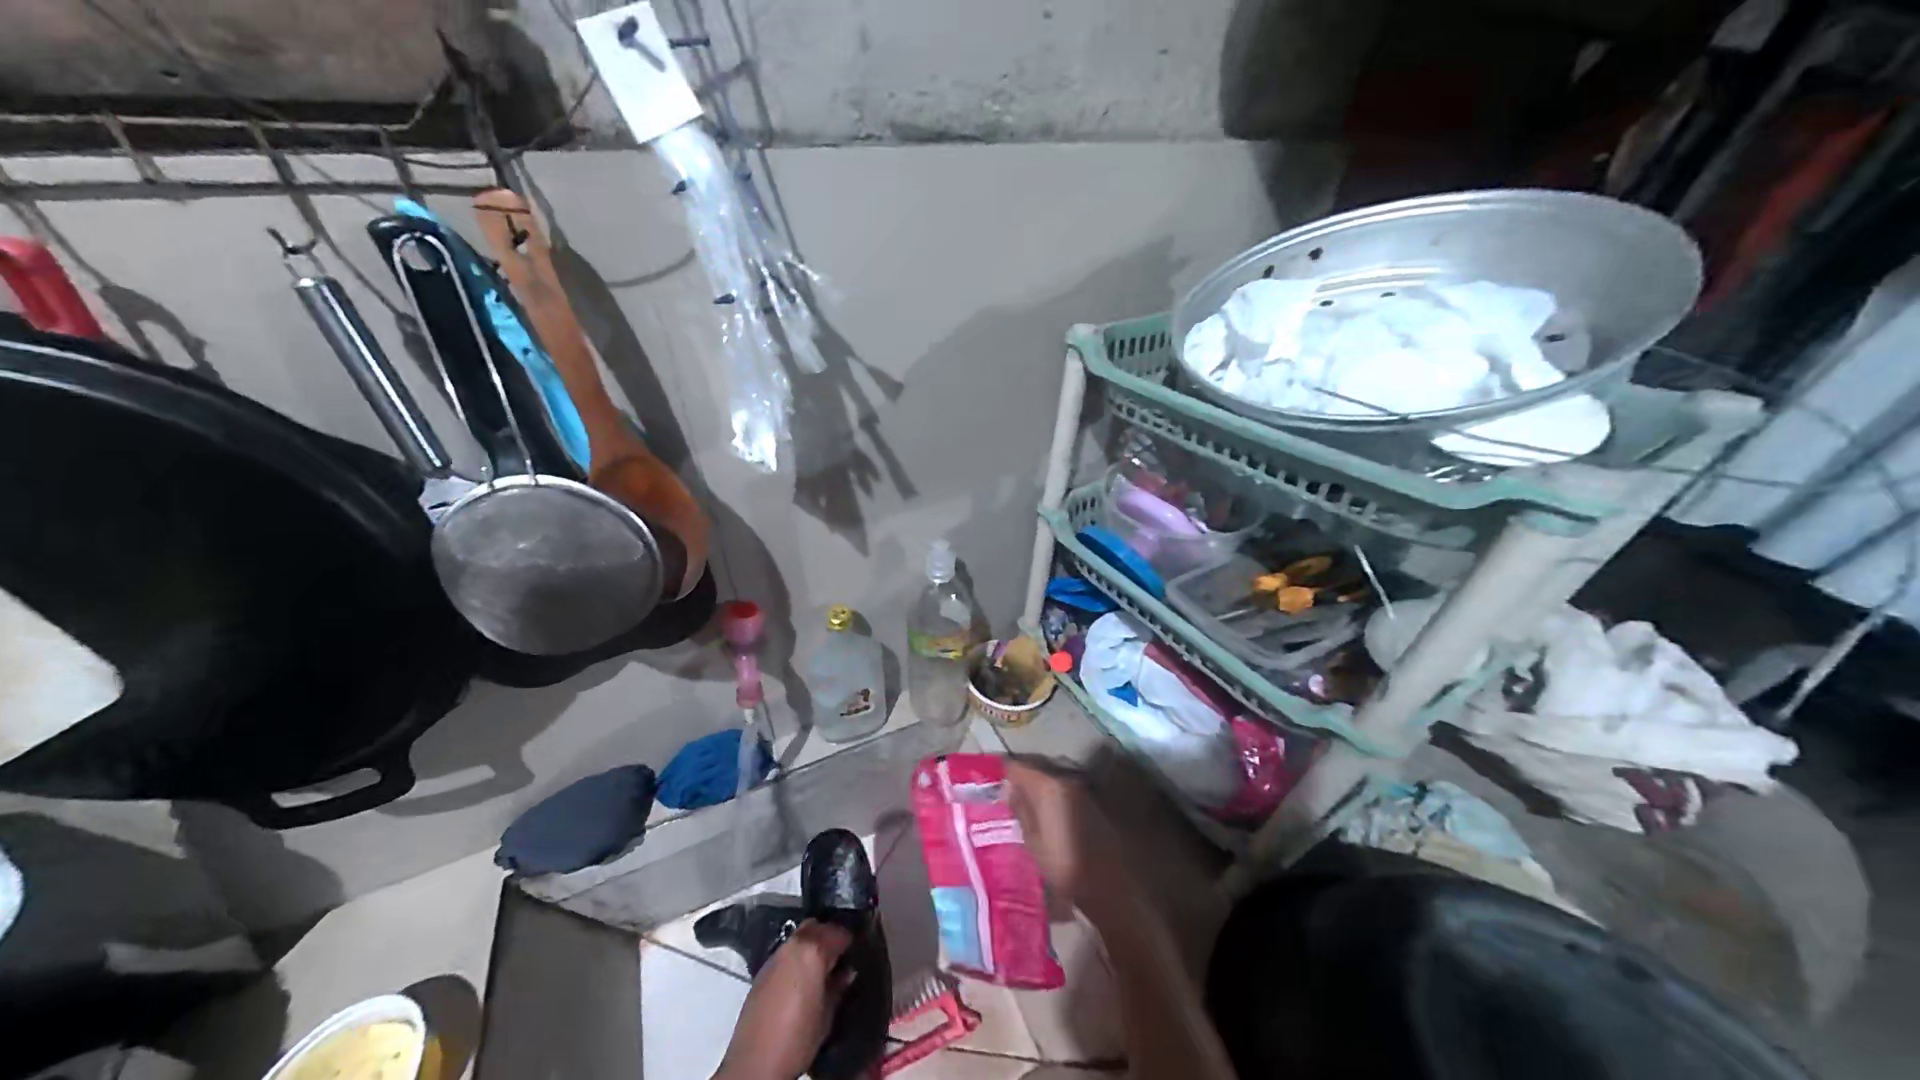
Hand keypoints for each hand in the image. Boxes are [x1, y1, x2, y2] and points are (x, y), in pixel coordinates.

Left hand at [715, 920, 853, 1079]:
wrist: (755, 1064)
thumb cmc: (798, 1038)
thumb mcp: (827, 1016)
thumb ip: (838, 987)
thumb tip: (846, 972)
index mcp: (812, 951)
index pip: (838, 932)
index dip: (849, 941)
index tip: (855, 952)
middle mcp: (792, 946)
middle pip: (815, 926)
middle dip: (828, 936)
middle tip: (839, 957)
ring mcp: (774, 958)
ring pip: (798, 937)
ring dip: (811, 945)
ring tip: (821, 969)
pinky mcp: (761, 972)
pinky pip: (785, 953)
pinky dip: (796, 958)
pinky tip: (800, 981)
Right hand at [1004, 760, 1132, 914]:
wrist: (1109, 887)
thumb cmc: (1065, 867)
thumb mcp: (1033, 842)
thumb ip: (1020, 809)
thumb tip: (1008, 787)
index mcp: (1049, 787)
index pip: (1017, 766)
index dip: (1001, 773)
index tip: (989, 785)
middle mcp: (1066, 780)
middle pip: (1034, 770)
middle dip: (1017, 780)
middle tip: (1000, 797)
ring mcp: (1080, 790)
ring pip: (1048, 780)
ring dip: (1033, 790)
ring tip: (1018, 807)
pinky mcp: (1089, 802)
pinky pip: (1060, 792)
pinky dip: (1048, 798)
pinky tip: (1041, 816)